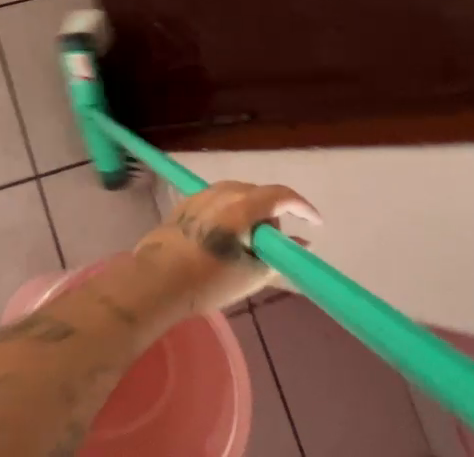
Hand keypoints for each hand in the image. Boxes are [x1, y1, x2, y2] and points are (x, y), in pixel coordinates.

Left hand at [137, 180, 320, 311]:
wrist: (158, 279)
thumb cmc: (209, 280)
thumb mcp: (253, 274)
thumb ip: (280, 255)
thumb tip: (302, 243)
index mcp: (241, 206)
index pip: (281, 195)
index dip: (302, 207)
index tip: (315, 223)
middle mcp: (220, 193)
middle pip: (257, 193)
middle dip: (272, 214)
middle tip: (272, 245)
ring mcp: (199, 195)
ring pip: (236, 195)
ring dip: (249, 212)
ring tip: (247, 244)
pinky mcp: (184, 204)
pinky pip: (217, 201)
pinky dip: (230, 213)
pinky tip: (225, 239)